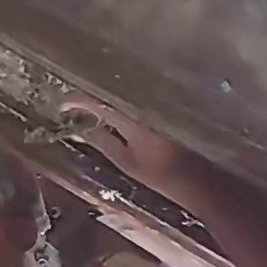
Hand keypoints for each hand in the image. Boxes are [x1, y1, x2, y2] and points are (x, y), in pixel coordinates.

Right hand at [62, 94, 266, 257]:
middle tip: (78, 97)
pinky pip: (144, 92)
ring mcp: (160, 100)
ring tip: (97, 97)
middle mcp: (145, 102)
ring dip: (111, 90)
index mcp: (131, 117)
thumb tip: (83, 127)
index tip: (63, 104)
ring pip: (129, 87)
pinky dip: (129, 94)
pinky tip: (123, 101)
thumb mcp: (126, 162)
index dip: (76, 100)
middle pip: (113, 86)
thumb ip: (102, 140)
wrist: (203, 179)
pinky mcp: (172, 103)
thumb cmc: (162, 175)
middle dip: (93, 90)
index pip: (96, 101)